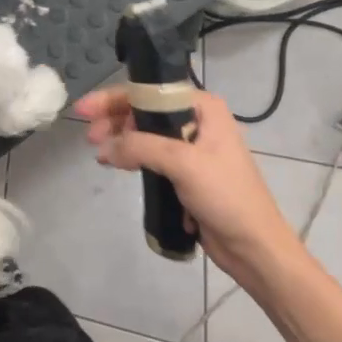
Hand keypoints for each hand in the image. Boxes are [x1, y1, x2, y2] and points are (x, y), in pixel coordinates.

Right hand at [73, 88, 296, 279]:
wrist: (256, 248)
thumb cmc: (226, 197)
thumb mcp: (182, 163)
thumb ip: (138, 147)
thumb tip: (103, 148)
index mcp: (203, 108)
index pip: (149, 92)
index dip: (114, 98)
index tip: (85, 110)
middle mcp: (198, 121)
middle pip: (144, 111)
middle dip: (114, 121)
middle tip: (90, 137)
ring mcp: (192, 148)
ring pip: (145, 133)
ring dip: (120, 140)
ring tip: (99, 154)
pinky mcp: (187, 173)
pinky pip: (151, 156)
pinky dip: (131, 157)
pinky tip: (115, 164)